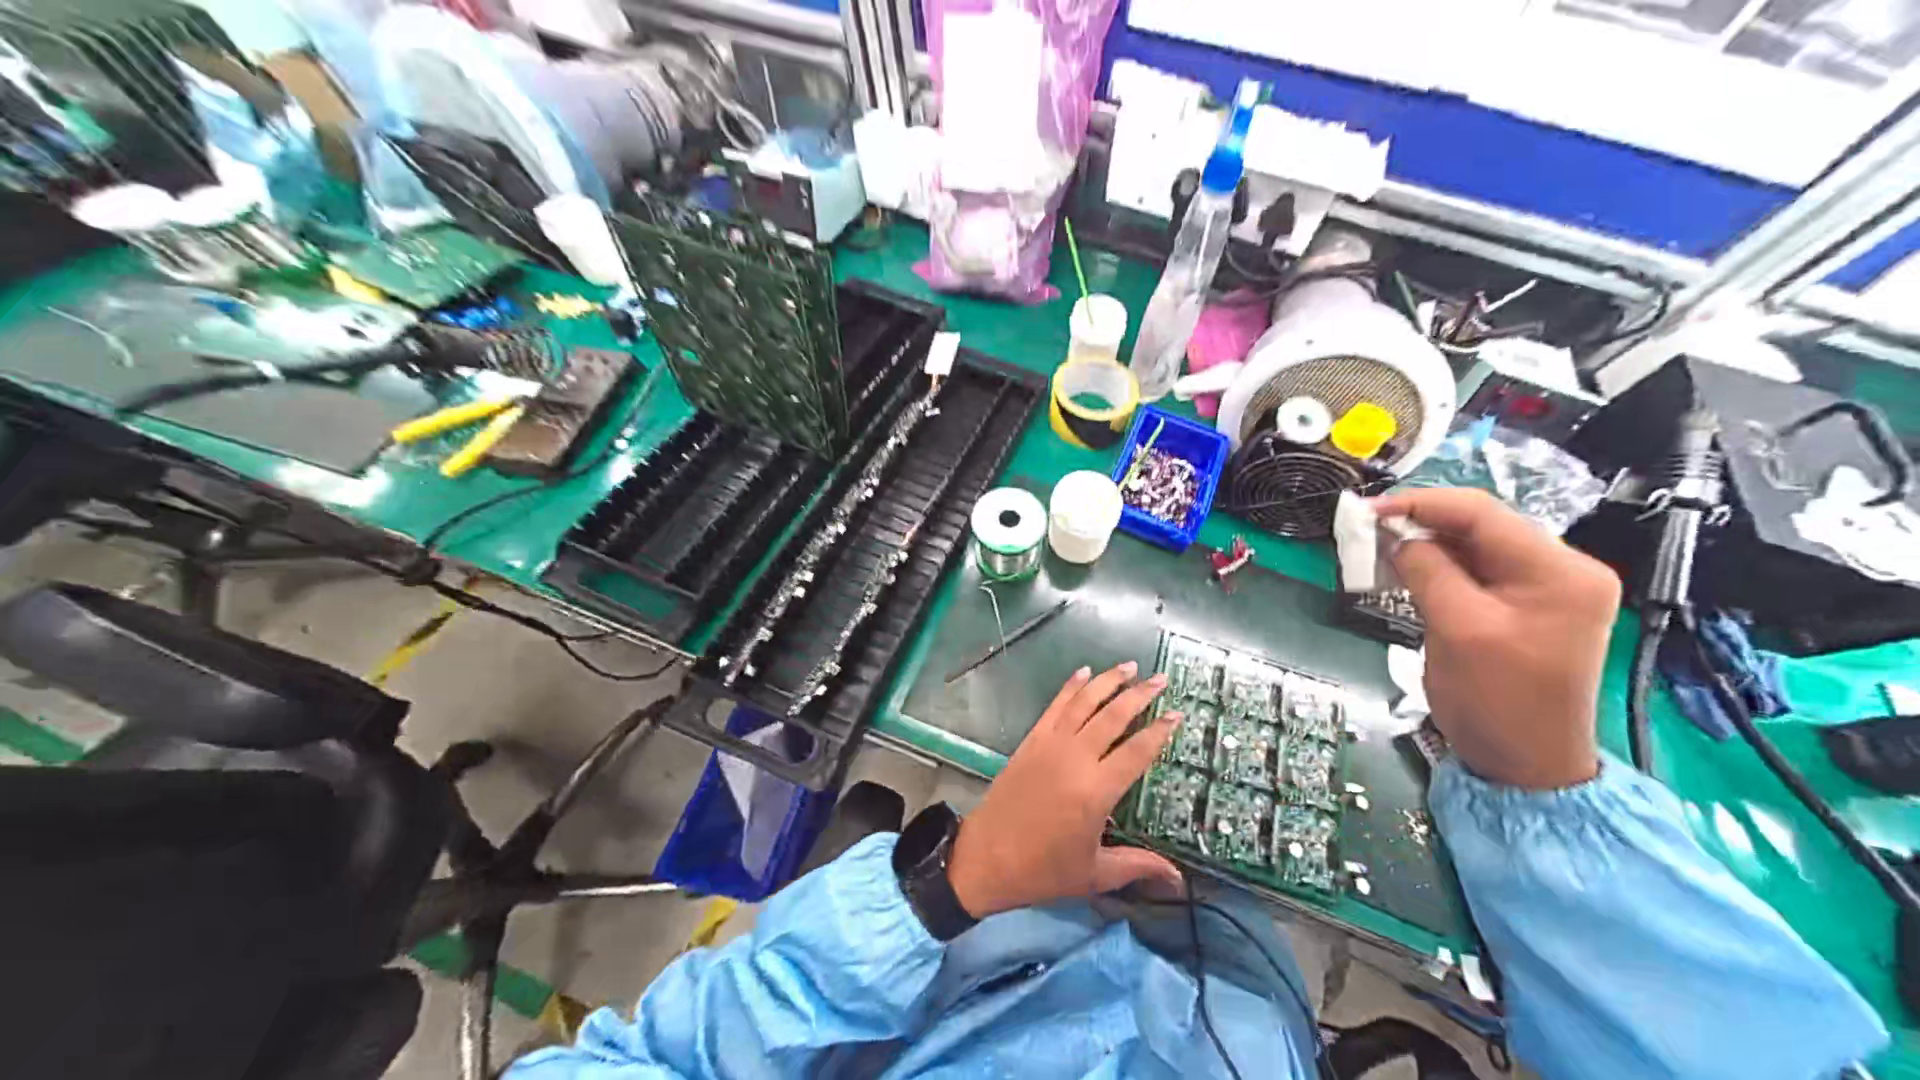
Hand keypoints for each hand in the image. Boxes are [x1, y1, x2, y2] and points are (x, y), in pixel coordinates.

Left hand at [947, 663, 1184, 917]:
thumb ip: (1138, 866)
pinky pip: (1054, 707)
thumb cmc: (1043, 869)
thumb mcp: (1095, 874)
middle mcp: (1075, 759)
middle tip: (1160, 679)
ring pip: (1083, 704)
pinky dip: (1070, 687)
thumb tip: (1179, 880)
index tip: (1176, 714)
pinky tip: (1083, 673)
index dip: (1158, 732)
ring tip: (1129, 666)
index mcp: (1096, 791)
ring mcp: (1049, 746)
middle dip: (1139, 695)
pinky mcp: (1030, 742)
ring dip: (1107, 682)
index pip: (1136, 752)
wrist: (986, 857)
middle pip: (1113, 717)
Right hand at [1372, 488, 1620, 789]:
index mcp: (1560, 571)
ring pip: (1473, 547)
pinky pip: (1473, 571)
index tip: (1369, 510)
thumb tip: (1397, 536)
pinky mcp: (1522, 606)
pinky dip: (1436, 567)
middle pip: (1480, 527)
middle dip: (1421, 524)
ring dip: (1425, 546)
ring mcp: (1544, 589)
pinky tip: (1406, 571)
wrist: (1524, 762)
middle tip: (1368, 530)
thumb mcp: (1457, 628)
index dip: (1422, 504)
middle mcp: (1562, 570)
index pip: (1484, 514)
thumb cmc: (1497, 699)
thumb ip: (1427, 570)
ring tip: (1380, 550)